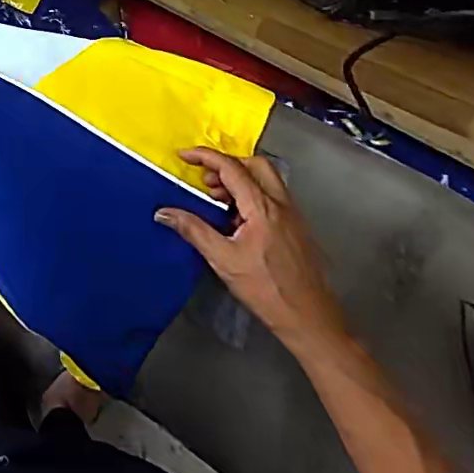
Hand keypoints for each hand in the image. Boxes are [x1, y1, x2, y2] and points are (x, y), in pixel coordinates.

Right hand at [155, 148, 347, 351]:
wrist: (309, 316)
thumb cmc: (266, 289)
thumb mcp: (223, 259)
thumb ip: (193, 230)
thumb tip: (164, 213)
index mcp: (261, 206)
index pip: (231, 167)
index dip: (204, 156)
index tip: (184, 156)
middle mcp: (280, 203)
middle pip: (254, 164)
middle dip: (226, 165)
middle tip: (206, 181)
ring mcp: (292, 213)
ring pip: (265, 179)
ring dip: (239, 181)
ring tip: (218, 202)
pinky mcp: (296, 226)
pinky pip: (272, 196)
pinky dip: (251, 195)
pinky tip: (238, 221)